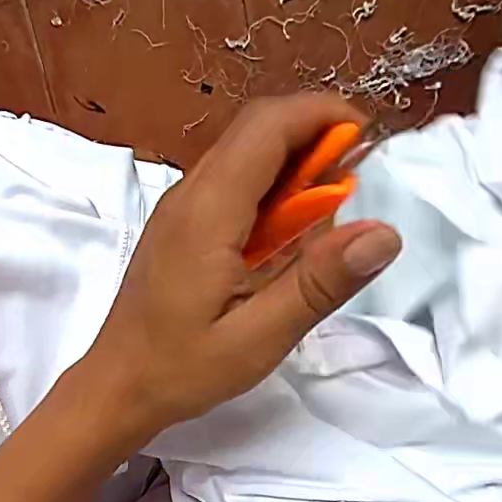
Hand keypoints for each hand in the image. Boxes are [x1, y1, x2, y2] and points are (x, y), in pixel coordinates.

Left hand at [66, 94, 402, 442]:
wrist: (117, 385)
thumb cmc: (182, 368)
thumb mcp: (260, 337)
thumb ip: (319, 283)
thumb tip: (383, 234)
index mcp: (209, 210)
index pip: (267, 127)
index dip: (322, 115)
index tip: (368, 139)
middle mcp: (192, 192)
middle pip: (258, 130)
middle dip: (315, 136)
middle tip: (358, 180)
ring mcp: (185, 205)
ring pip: (247, 154)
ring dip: (297, 166)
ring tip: (330, 213)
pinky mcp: (186, 223)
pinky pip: (237, 183)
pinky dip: (276, 191)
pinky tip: (291, 235)